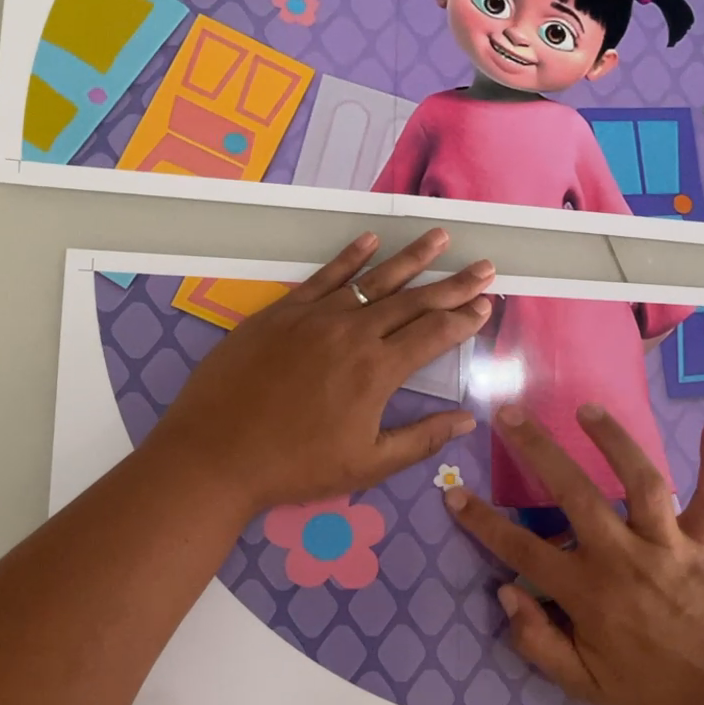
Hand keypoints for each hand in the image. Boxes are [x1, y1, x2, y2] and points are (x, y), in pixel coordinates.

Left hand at [148, 230, 493, 513]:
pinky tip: (370, 240)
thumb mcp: (367, 465)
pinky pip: (324, 276)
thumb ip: (421, 439)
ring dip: (411, 257)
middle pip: (413, 300)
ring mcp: (315, 317)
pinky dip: (350, 257)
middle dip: (453, 283)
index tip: (487, 303)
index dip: (465, 318)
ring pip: (374, 279)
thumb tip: (467, 419)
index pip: (434, 334)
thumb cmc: (295, 467)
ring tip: (440, 237)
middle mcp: (353, 333)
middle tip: (483, 265)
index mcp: (378, 371)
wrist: (216, 454)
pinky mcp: (281, 312)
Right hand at [444, 404, 703, 704]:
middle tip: (512, 414)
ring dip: (613, 440)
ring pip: (640, 481)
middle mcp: (624, 557)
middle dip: (538, 450)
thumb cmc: (651, 688)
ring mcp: (668, 544)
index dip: (483, 522)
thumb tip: (505, 593)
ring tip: (587, 408)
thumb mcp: (583, 683)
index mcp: (588, 592)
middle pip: (575, 494)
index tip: (455, 495)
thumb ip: (538, 642)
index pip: (522, 550)